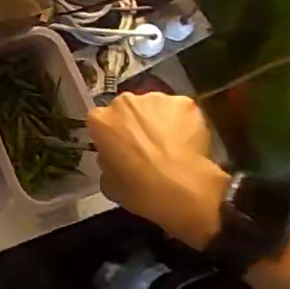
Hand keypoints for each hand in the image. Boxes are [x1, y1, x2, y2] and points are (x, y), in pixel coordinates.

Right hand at [87, 93, 228, 249]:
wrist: (181, 187)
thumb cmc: (140, 189)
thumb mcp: (108, 183)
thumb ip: (107, 162)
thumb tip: (114, 159)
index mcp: (100, 119)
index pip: (101, 121)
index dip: (112, 136)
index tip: (120, 149)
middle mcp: (124, 102)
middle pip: (128, 109)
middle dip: (135, 124)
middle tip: (147, 149)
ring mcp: (155, 99)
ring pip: (155, 107)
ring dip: (159, 122)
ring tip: (171, 148)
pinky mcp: (184, 103)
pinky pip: (181, 111)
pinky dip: (184, 123)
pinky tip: (188, 144)